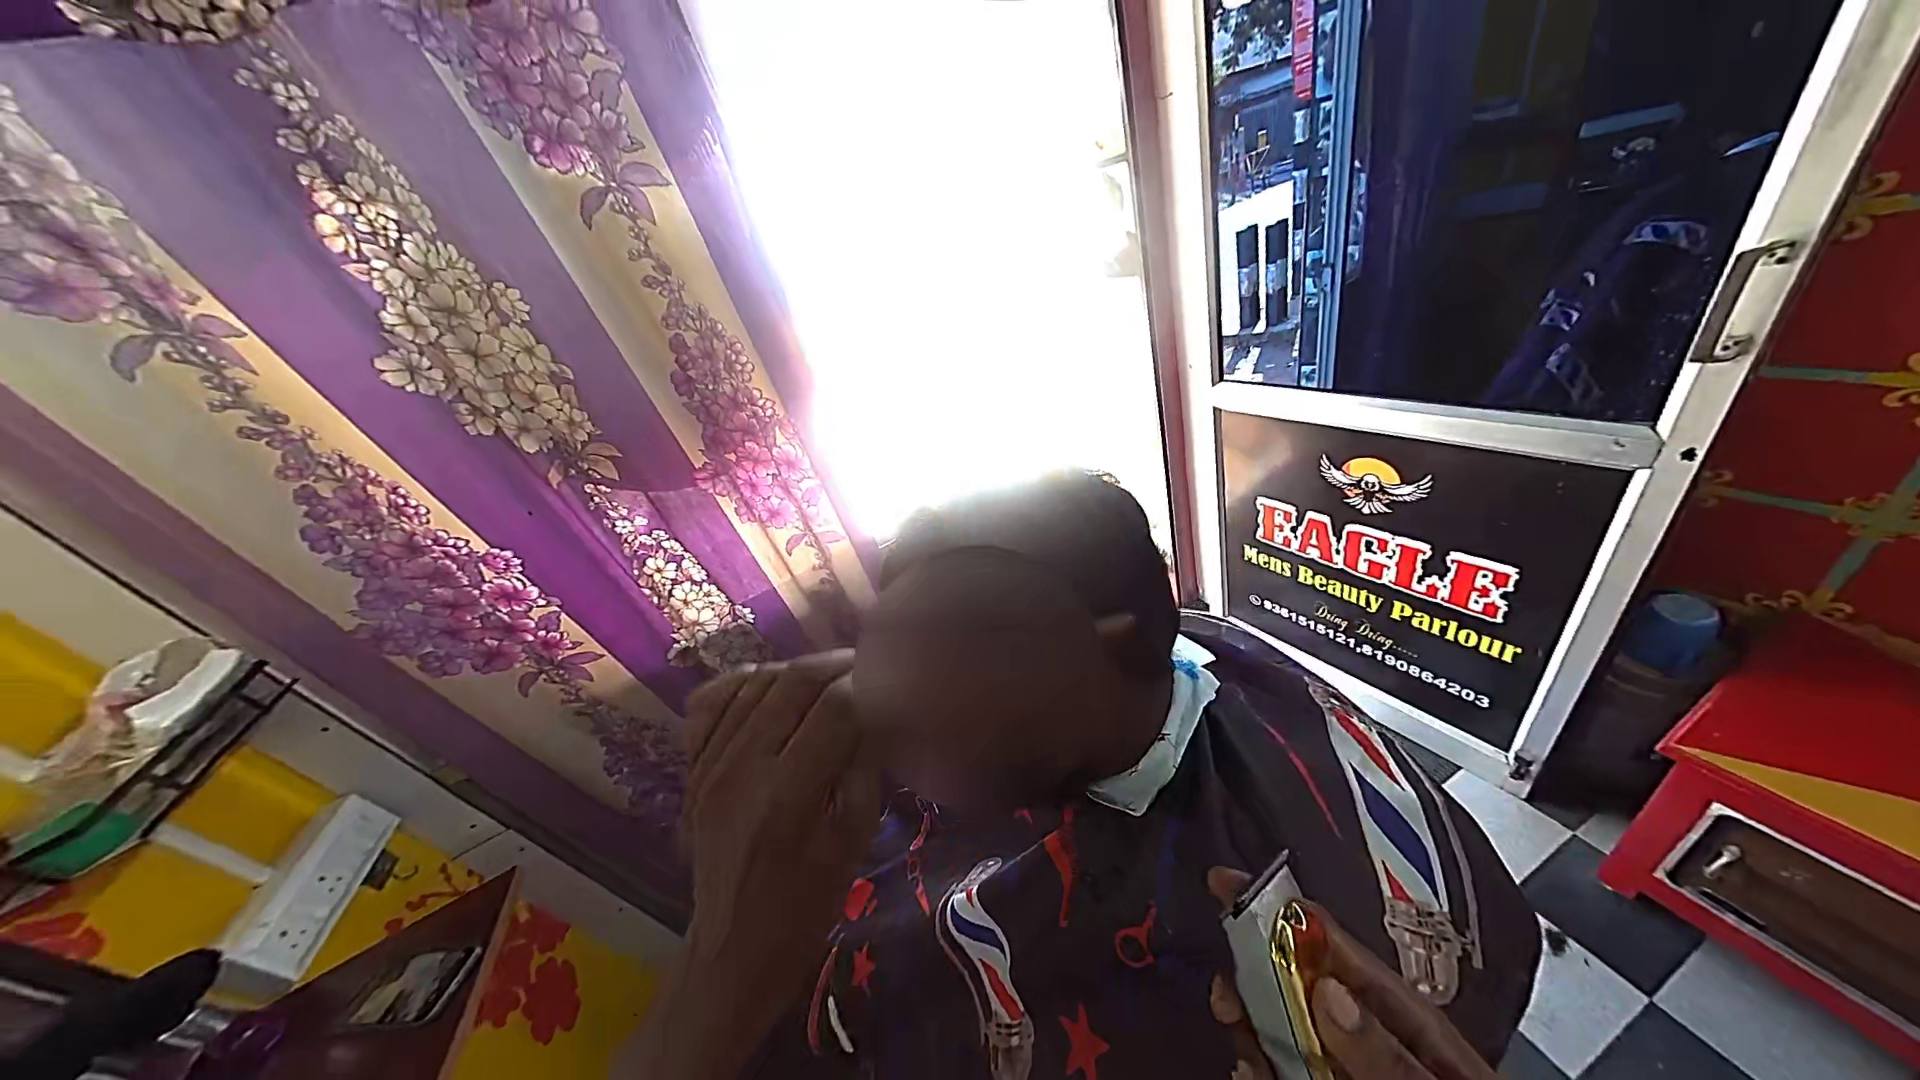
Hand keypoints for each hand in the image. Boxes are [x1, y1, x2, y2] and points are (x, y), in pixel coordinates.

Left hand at [637, 652, 878, 1077]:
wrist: (734, 945)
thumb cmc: (807, 902)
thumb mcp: (854, 840)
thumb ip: (864, 769)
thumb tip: (873, 712)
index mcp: (788, 795)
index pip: (834, 710)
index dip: (865, 687)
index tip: (884, 681)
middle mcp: (741, 769)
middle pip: (793, 684)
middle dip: (834, 665)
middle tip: (860, 665)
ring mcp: (707, 764)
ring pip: (755, 683)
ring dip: (797, 668)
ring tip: (825, 673)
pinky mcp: (690, 768)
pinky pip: (712, 702)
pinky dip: (743, 681)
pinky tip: (770, 682)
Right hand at [1207, 867, 1494, 1079]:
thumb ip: (1387, 1050)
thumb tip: (1327, 990)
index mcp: (1398, 1010)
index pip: (1328, 937)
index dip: (1273, 903)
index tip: (1224, 883)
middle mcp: (1364, 1026)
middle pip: (1290, 978)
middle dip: (1248, 979)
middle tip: (1226, 999)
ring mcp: (1344, 1057)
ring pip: (1278, 1022)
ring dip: (1249, 1029)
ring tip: (1246, 1057)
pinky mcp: (1327, 1073)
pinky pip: (1282, 1061)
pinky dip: (1258, 1063)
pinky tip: (1252, 1072)